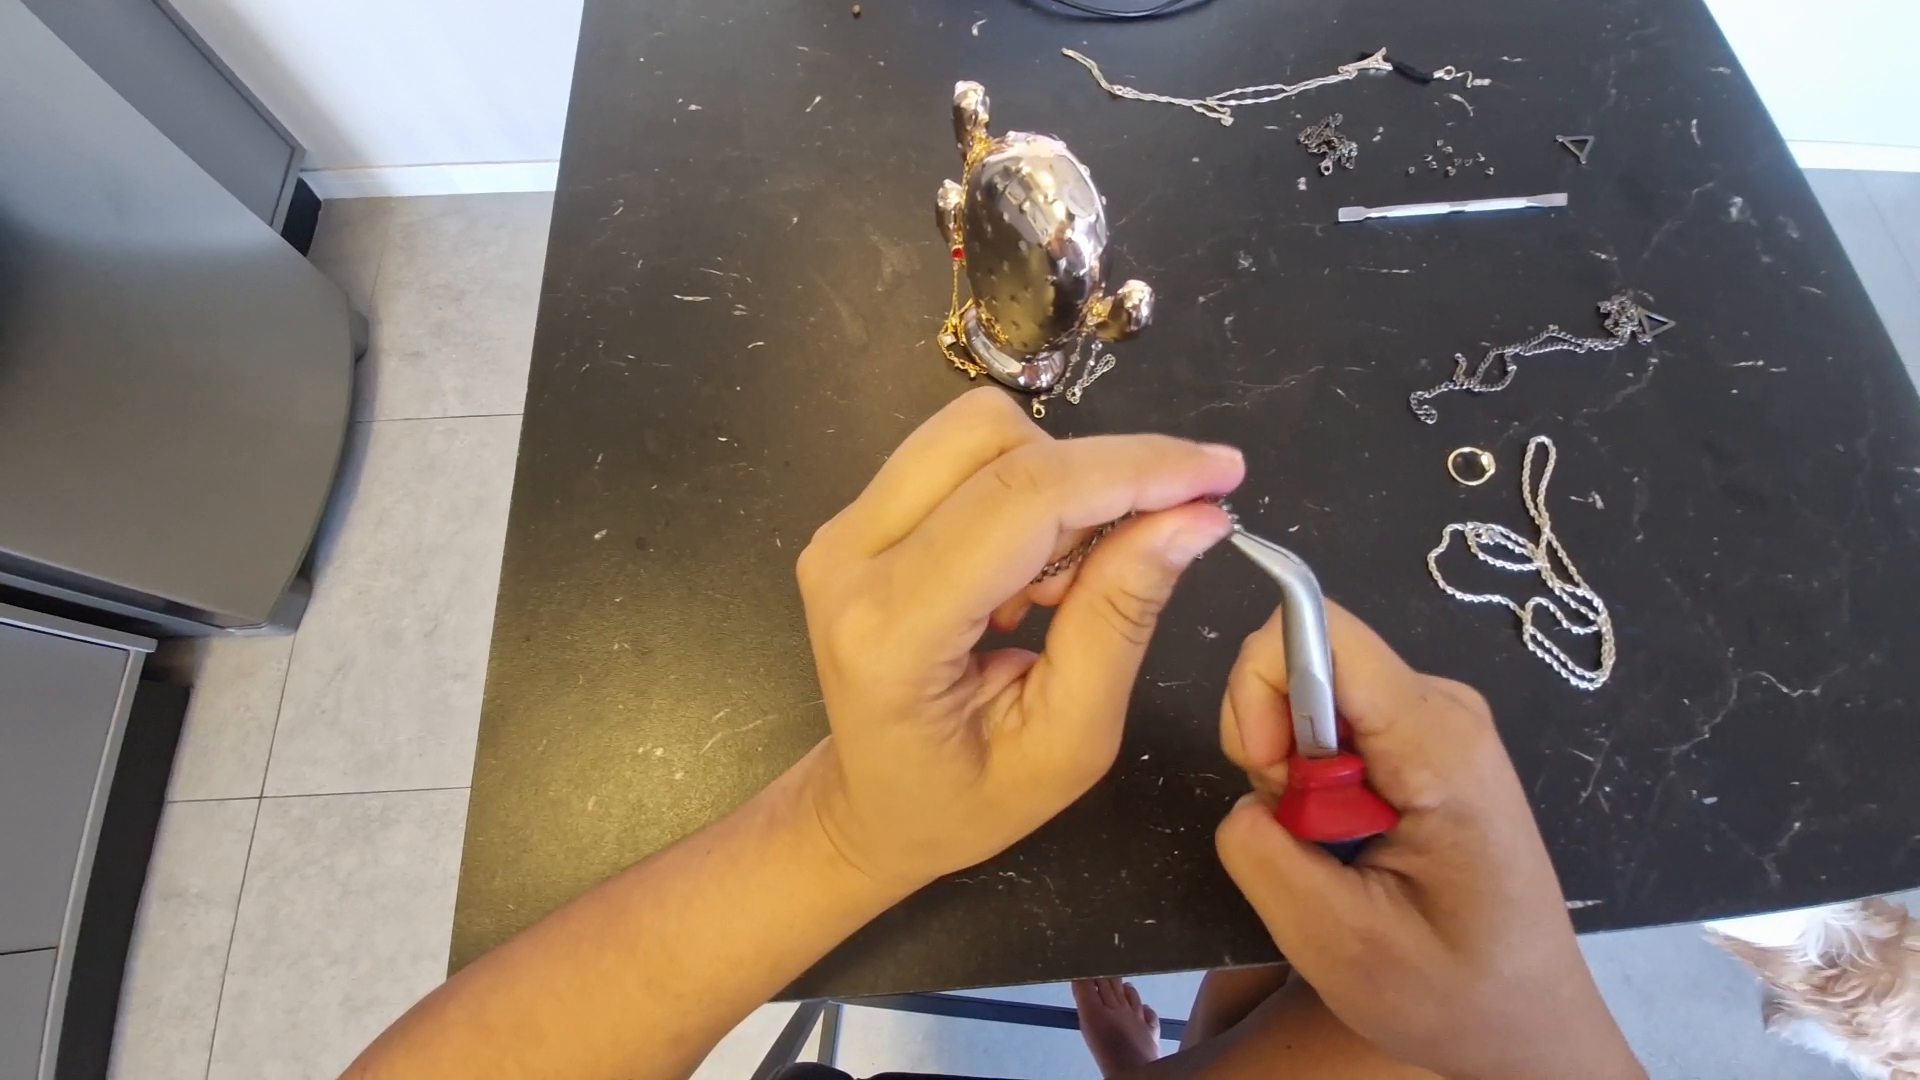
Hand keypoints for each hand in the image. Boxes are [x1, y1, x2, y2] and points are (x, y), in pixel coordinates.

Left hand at [796, 387, 1243, 888]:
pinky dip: (1017, 495)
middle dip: (1089, 476)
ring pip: (972, 433)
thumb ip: (1122, 619)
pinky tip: (1022, 575)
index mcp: (892, 630)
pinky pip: (956, 460)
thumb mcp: (1067, 739)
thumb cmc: (961, 803)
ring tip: (1060, 582)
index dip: (1134, 470)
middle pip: (990, 436)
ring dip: (1050, 486)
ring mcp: (841, 531)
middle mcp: (848, 557)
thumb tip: (1193, 517)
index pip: (1021, 499)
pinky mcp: (853, 521)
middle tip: (1119, 558)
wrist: (867, 807)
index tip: (1220, 472)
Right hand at [1213, 600, 1644, 1079]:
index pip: (1321, 631)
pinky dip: (1297, 767)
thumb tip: (1243, 796)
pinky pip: (1318, 713)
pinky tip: (1332, 826)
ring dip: (1279, 759)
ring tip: (1319, 837)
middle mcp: (1435, 704)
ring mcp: (1425, 715)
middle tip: (1293, 823)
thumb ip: (1262, 852)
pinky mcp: (1411, 733)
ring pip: (1299, 686)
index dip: (1261, 682)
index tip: (1263, 768)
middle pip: (1298, 657)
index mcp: (1436, 741)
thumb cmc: (1450, 993)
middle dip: (1265, 735)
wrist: (1525, 1022)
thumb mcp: (1339, 944)